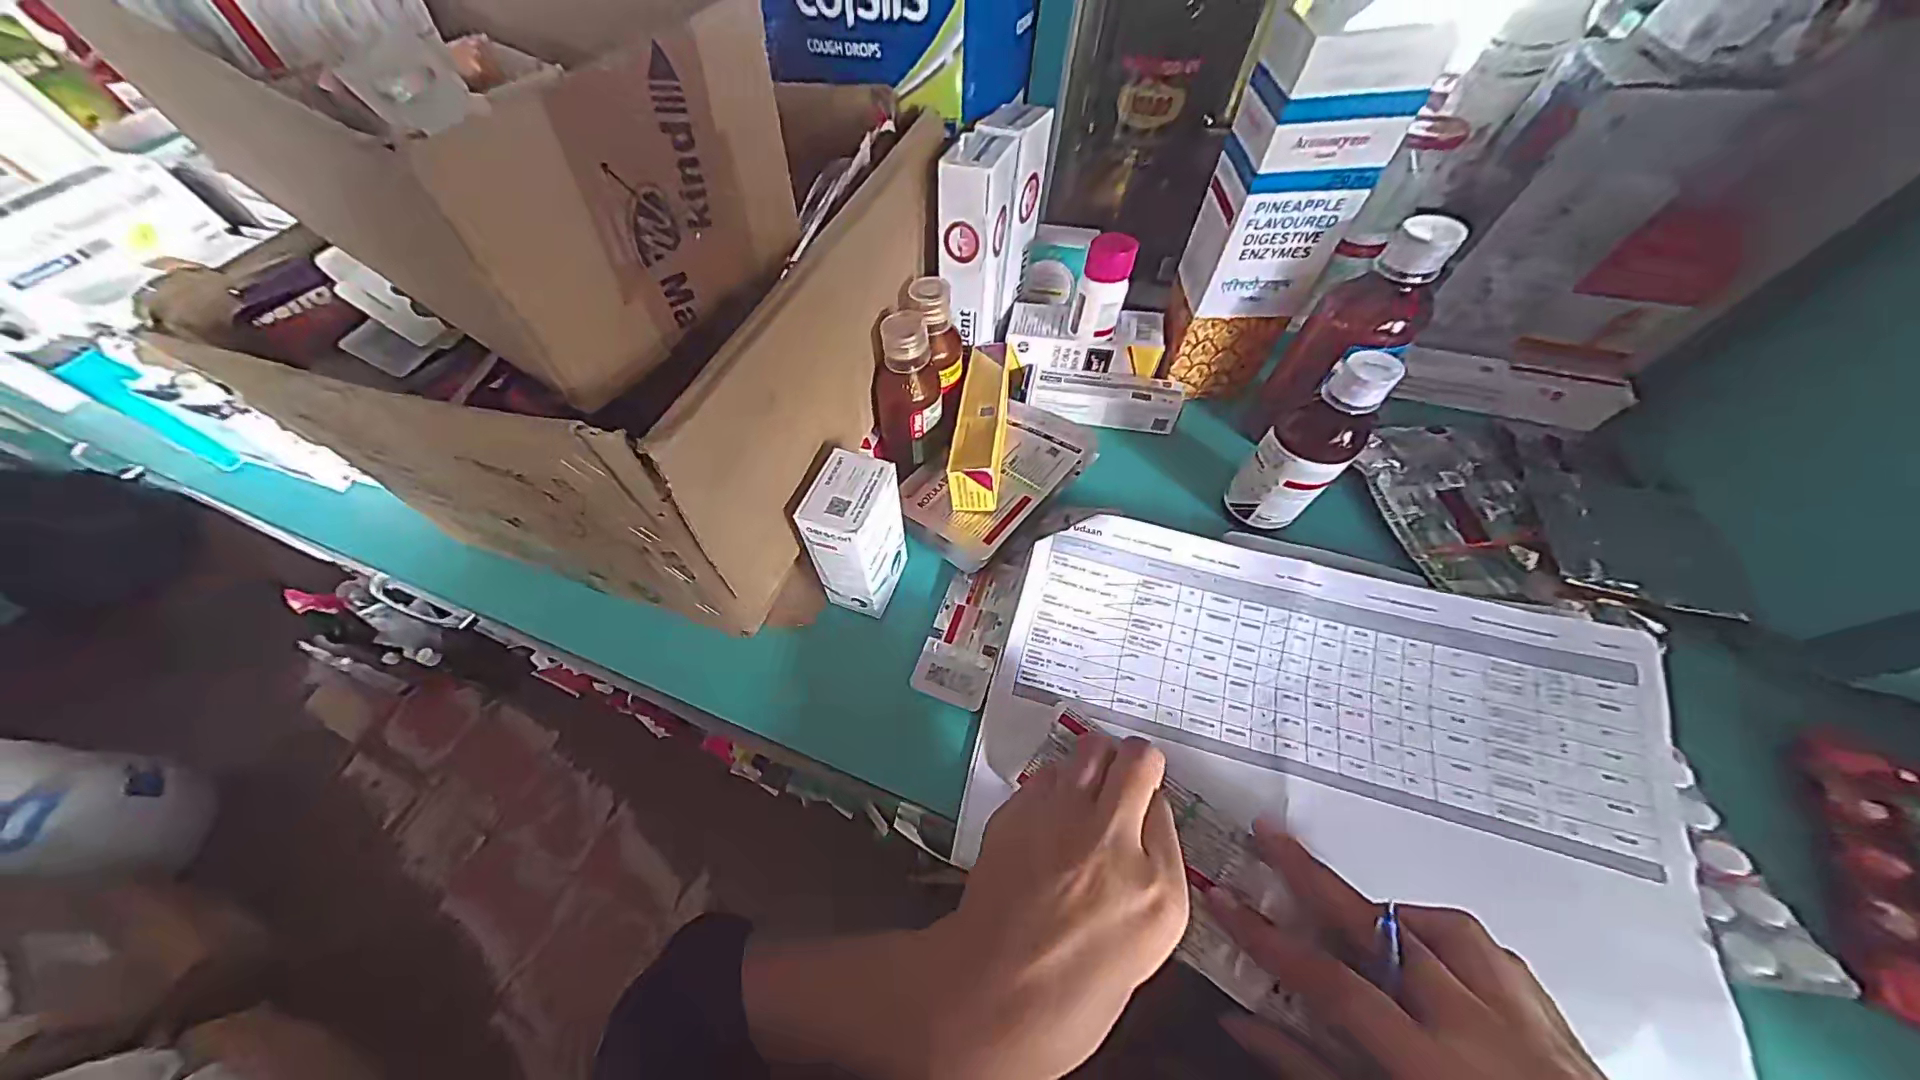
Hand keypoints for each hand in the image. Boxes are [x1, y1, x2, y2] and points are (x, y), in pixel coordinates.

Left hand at [742, 734, 1187, 1078]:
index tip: (1131, 776)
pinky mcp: (1020, 818)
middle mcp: (1120, 846)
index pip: (1164, 805)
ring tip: (1070, 760)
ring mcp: (1069, 826)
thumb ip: (1123, 881)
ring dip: (1078, 757)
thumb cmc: (1058, 1002)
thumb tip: (1115, 825)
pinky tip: (1033, 793)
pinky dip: (1040, 782)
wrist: (983, 1014)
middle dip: (1124, 753)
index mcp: (1159, 894)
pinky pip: (1040, 780)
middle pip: (1135, 760)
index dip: (1142, 789)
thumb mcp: (1117, 949)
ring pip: (1086, 756)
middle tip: (1111, 749)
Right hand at [1206, 823, 1604, 1079]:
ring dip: (1386, 911)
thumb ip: (1309, 1068)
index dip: (1267, 938)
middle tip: (1271, 837)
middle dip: (1313, 876)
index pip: (1329, 982)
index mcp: (1433, 1065)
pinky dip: (1447, 938)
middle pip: (1377, 925)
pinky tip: (1428, 950)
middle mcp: (1479, 1030)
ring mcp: (1521, 1017)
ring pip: (1439, 925)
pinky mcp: (1552, 1017)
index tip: (1226, 902)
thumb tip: (1245, 1024)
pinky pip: (1490, 950)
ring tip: (1356, 915)